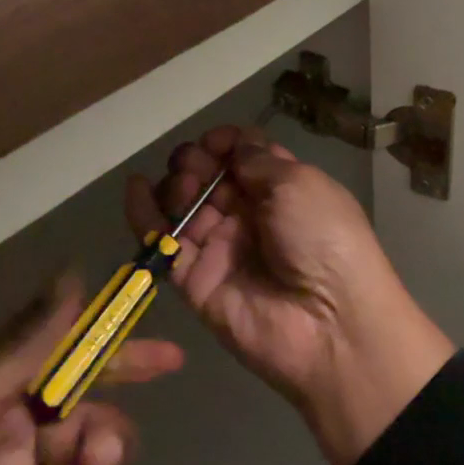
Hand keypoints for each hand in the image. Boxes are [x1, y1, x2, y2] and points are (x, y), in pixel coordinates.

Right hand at [125, 127, 454, 464]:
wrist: (330, 323)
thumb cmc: (324, 239)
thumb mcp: (300, 185)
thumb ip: (259, 163)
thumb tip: (235, 150)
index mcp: (283, 190)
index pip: (245, 156)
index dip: (227, 143)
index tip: (215, 141)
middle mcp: (250, 216)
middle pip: (210, 178)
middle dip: (197, 161)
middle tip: (196, 165)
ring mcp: (221, 248)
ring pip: (185, 205)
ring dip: (177, 184)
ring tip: (185, 187)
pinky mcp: (195, 280)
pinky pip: (164, 243)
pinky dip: (143, 214)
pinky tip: (134, 186)